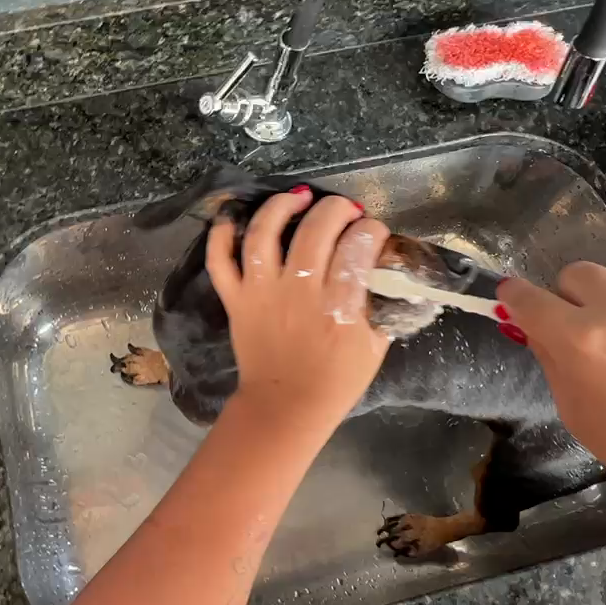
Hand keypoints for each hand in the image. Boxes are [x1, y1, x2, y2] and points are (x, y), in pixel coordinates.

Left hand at [205, 189, 392, 434]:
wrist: (286, 407)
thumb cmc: (336, 379)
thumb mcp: (375, 344)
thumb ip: (380, 303)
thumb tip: (384, 266)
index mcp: (339, 306)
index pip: (358, 249)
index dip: (370, 230)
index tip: (373, 229)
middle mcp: (298, 291)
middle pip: (315, 231)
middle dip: (335, 209)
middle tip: (344, 209)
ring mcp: (261, 292)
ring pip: (263, 235)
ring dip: (280, 207)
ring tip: (297, 197)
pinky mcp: (235, 299)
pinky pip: (220, 261)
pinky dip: (220, 235)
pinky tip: (233, 217)